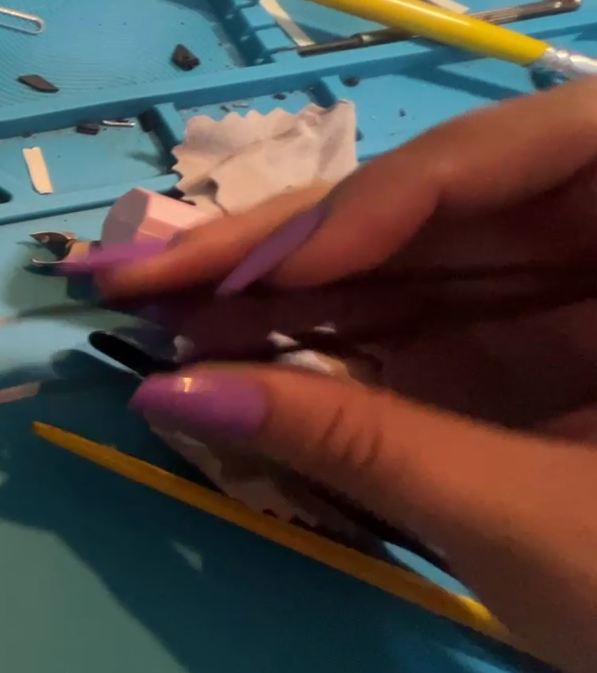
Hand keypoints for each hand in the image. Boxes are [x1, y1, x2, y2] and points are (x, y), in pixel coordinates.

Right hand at [84, 79, 596, 672]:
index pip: (536, 153)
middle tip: (131, 273)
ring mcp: (541, 302)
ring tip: (138, 302)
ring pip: (373, 260)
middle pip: (414, 205)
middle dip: (265, 242)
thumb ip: (343, 440)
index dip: (390, 196)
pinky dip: (278, 331)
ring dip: (247, 284)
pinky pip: (369, 319)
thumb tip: (161, 394)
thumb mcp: (526, 519)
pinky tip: (197, 337)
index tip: (275, 275)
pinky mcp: (487, 352)